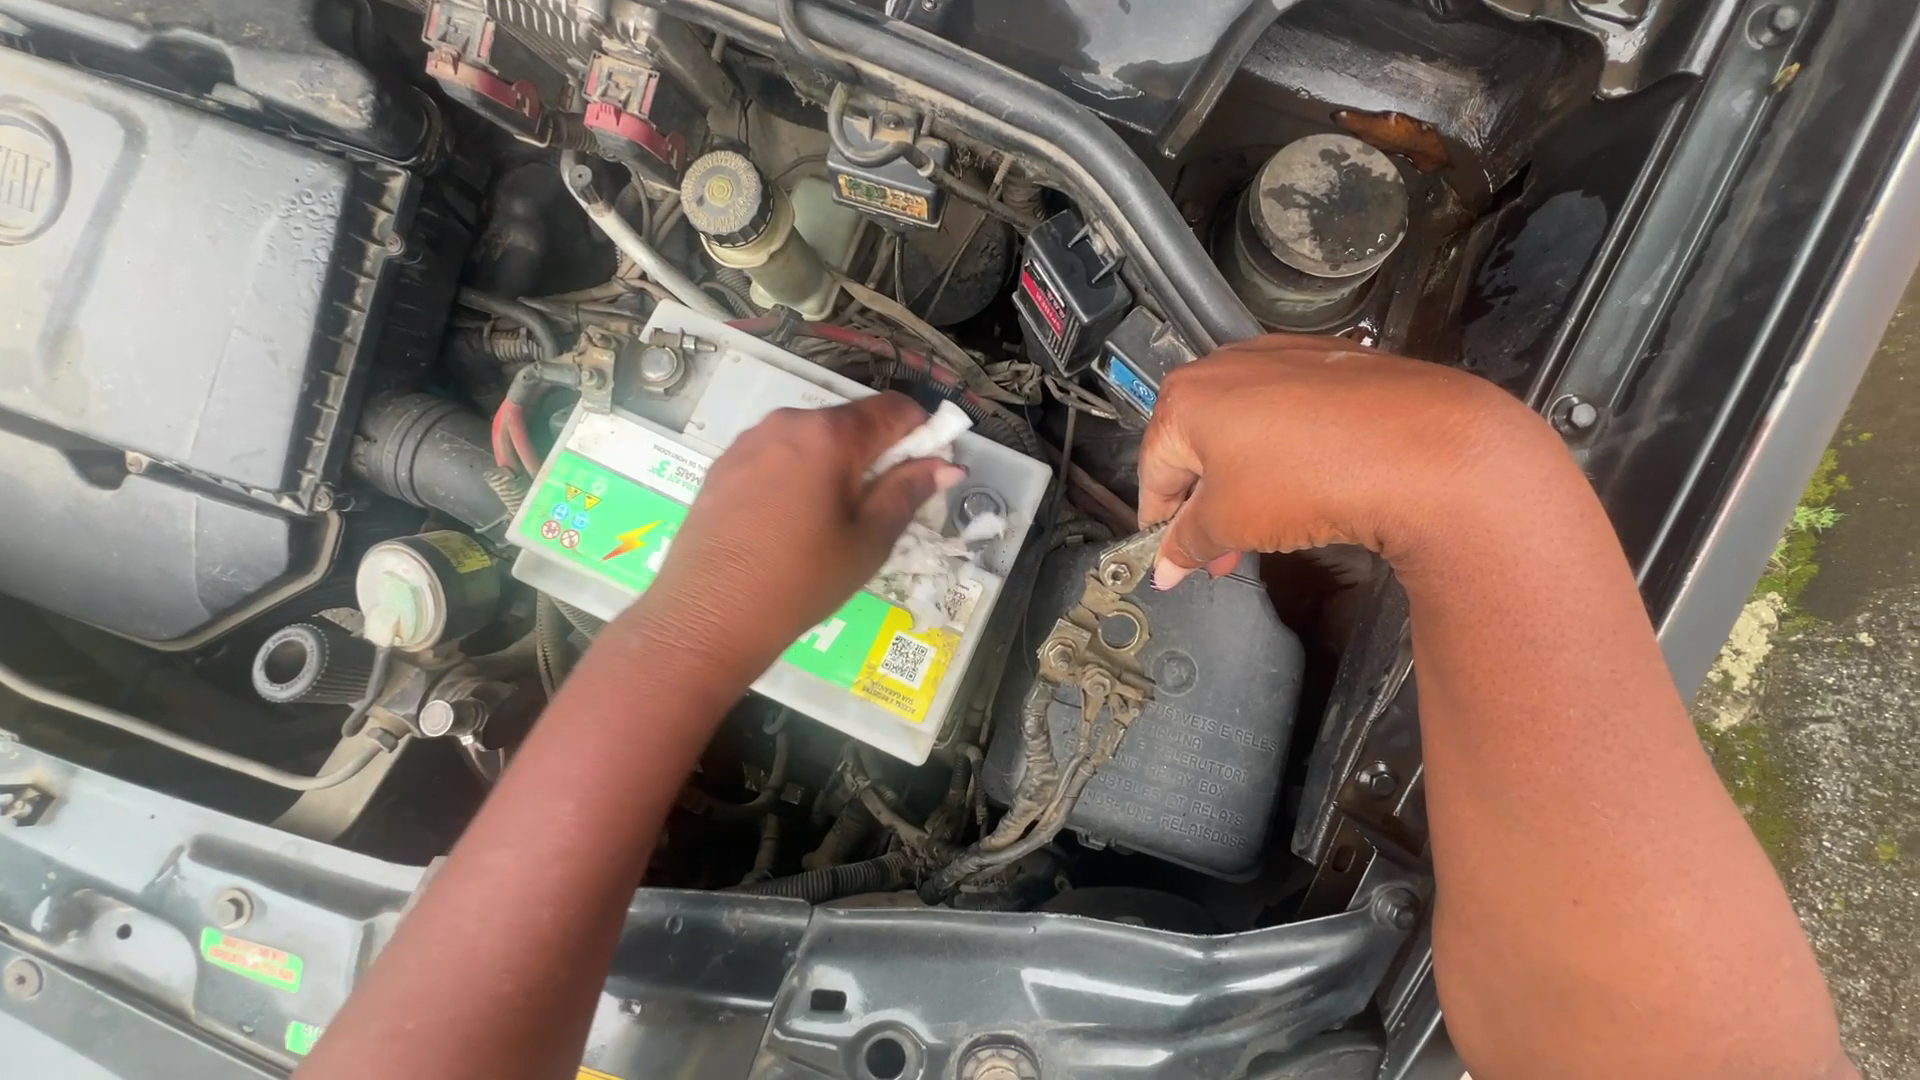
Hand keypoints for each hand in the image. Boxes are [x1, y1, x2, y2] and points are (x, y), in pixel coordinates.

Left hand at [615, 391, 964, 680]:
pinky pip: (777, 454)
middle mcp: (788, 422)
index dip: (922, 431)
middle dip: (876, 451)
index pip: (895, 408)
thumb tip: (946, 464)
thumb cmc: (803, 580)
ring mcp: (750, 441)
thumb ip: (908, 492)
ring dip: (836, 462)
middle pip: (851, 421)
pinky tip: (789, 521)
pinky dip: (798, 473)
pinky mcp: (723, 464)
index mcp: (831, 435)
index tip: (926, 468)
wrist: (709, 615)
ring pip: (812, 438)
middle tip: (878, 504)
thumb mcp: (869, 541)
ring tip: (830, 518)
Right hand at [1140, 334, 1563, 587]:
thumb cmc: (1308, 478)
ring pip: (1240, 431)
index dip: (1160, 523)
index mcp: (1185, 397)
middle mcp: (1226, 365)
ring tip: (1266, 529)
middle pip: (1195, 447)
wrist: (1427, 449)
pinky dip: (1283, 454)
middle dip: (1204, 507)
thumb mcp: (1229, 524)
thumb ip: (1185, 545)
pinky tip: (1306, 488)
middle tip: (1221, 553)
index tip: (1173, 557)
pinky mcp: (1331, 363)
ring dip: (1241, 484)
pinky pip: (1286, 414)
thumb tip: (1166, 568)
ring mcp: (1281, 358)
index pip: (1153, 472)